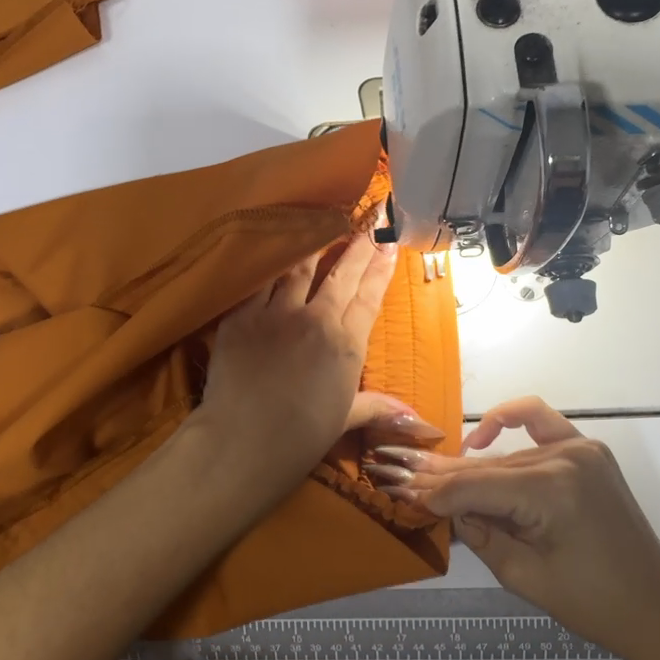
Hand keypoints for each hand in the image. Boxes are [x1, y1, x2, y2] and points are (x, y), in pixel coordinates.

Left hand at [190, 237, 437, 494]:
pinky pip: (258, 281)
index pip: (369, 295)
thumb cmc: (299, 438)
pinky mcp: (240, 315)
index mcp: (345, 344)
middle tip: (370, 217)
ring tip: (323, 222)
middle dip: (358, 244)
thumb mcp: (344, 419)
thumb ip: (377, 407)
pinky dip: (269, 265)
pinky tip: (274, 252)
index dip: (381, 267)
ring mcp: (274, 313)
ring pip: (298, 267)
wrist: (242, 441)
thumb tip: (419, 421)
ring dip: (314, 244)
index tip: (390, 242)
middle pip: (341, 273)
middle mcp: (315, 318)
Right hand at [383, 397, 659, 659]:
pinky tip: (482, 434)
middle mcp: (566, 458)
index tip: (397, 492)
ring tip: (429, 470)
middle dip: (442, 477)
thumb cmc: (592, 603)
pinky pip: (542, 422)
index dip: (435, 493)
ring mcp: (581, 449)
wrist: (656, 607)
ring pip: (507, 454)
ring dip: (470, 466)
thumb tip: (441, 505)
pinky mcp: (588, 451)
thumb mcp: (522, 575)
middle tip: (398, 474)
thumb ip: (478, 532)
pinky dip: (510, 420)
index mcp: (551, 490)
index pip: (475, 486)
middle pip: (487, 467)